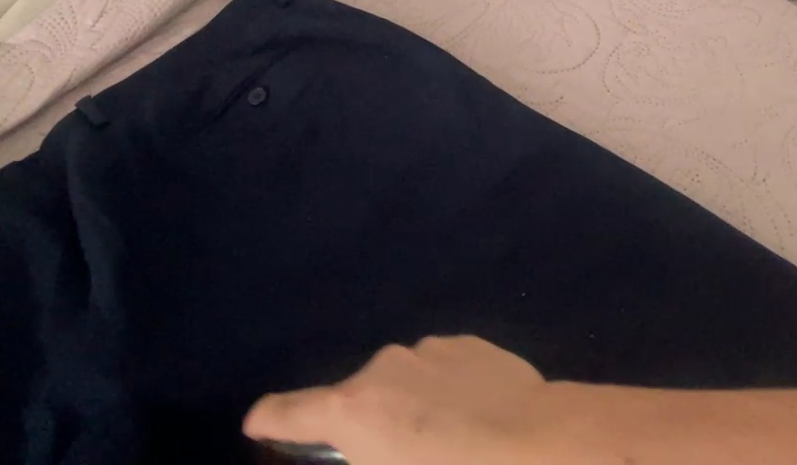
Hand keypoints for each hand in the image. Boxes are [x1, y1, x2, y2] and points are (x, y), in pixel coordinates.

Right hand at [243, 336, 563, 464]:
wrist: (537, 445)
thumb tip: (369, 445)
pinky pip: (441, 371)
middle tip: (391, 458)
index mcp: (353, 409)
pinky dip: (443, 391)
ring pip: (403, 382)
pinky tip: (472, 418)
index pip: (290, 410)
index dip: (271, 419)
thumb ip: (367, 450)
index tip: (258, 422)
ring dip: (408, 407)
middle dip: (364, 428)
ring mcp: (429, 349)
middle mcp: (383, 367)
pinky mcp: (470, 343)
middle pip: (355, 399)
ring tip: (442, 443)